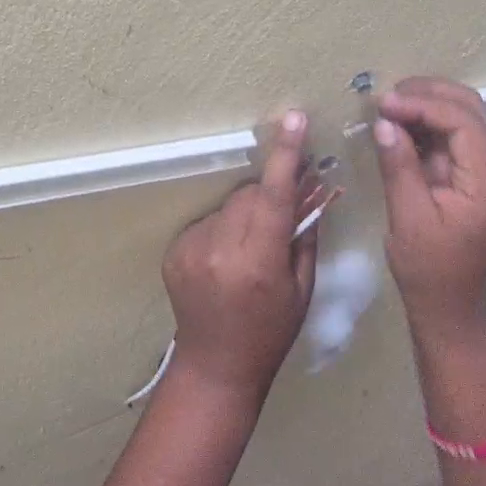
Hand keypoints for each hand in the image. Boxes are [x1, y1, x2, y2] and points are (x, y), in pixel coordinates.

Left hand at [161, 110, 319, 400]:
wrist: (216, 365)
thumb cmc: (270, 332)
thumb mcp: (301, 289)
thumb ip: (304, 238)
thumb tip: (311, 192)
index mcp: (259, 263)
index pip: (275, 196)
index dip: (287, 155)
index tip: (294, 120)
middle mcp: (221, 252)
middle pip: (248, 195)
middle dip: (268, 196)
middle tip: (283, 213)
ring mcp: (192, 251)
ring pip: (227, 208)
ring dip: (245, 215)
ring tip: (250, 249)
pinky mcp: (174, 253)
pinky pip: (207, 223)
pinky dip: (223, 230)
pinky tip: (228, 260)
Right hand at [371, 78, 485, 336]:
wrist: (450, 308)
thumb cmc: (428, 270)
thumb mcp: (408, 219)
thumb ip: (399, 167)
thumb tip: (385, 123)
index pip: (463, 123)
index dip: (423, 105)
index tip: (384, 104)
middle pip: (471, 111)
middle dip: (430, 95)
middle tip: (387, 96)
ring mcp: (484, 175)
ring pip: (465, 120)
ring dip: (429, 106)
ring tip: (390, 107)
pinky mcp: (470, 180)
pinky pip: (454, 140)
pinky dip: (427, 126)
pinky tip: (400, 127)